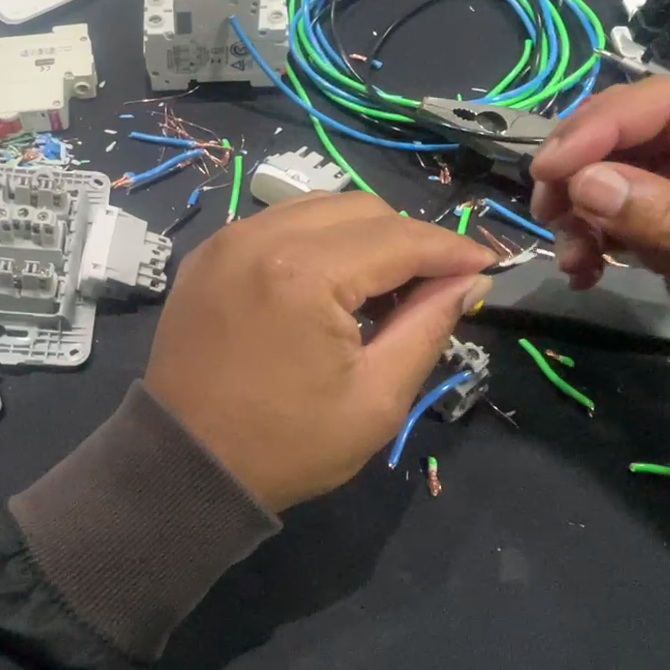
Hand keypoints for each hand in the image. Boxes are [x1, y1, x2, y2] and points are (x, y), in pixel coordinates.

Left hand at [144, 192, 494, 511]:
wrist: (184, 462)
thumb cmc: (285, 444)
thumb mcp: (376, 399)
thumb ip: (427, 326)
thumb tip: (467, 280)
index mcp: (304, 272)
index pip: (400, 238)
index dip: (451, 249)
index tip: (485, 265)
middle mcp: (260, 236)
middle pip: (361, 209)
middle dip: (408, 240)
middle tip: (432, 286)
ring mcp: (226, 240)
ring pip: (317, 207)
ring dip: (362, 235)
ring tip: (382, 287)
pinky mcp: (206, 254)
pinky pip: (277, 223)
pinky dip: (315, 239)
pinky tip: (328, 282)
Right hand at [529, 78, 669, 406]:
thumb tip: (584, 182)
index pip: (669, 104)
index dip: (602, 126)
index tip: (550, 170)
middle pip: (631, 133)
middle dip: (580, 166)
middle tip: (545, 210)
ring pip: (613, 176)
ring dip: (578, 208)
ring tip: (570, 256)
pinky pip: (616, 219)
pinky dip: (589, 240)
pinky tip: (584, 273)